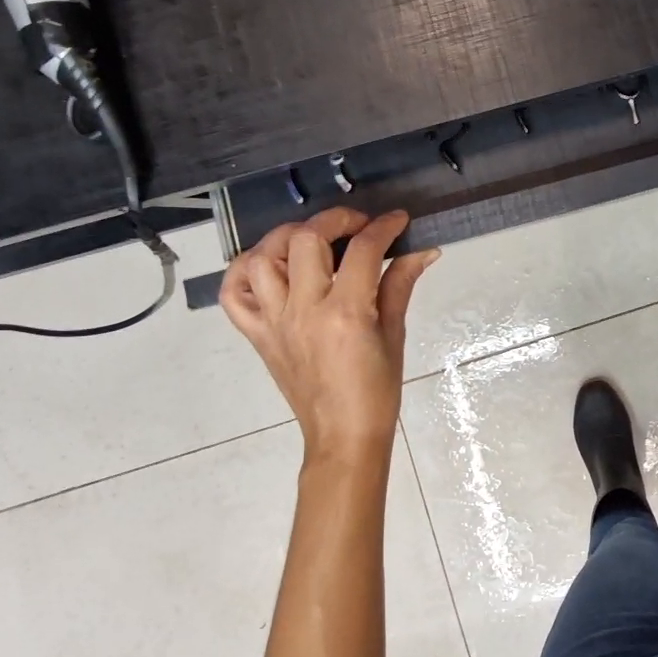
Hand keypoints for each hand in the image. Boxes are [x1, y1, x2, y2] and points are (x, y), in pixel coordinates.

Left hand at [219, 208, 439, 460]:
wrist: (343, 436)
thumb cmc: (377, 390)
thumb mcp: (395, 334)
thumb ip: (401, 284)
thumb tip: (424, 250)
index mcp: (345, 313)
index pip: (363, 250)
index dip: (384, 226)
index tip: (398, 220)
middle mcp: (303, 310)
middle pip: (305, 240)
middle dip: (334, 220)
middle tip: (357, 226)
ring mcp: (274, 322)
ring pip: (262, 259)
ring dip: (286, 238)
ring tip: (312, 241)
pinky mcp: (257, 335)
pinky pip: (234, 296)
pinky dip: (244, 272)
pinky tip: (271, 267)